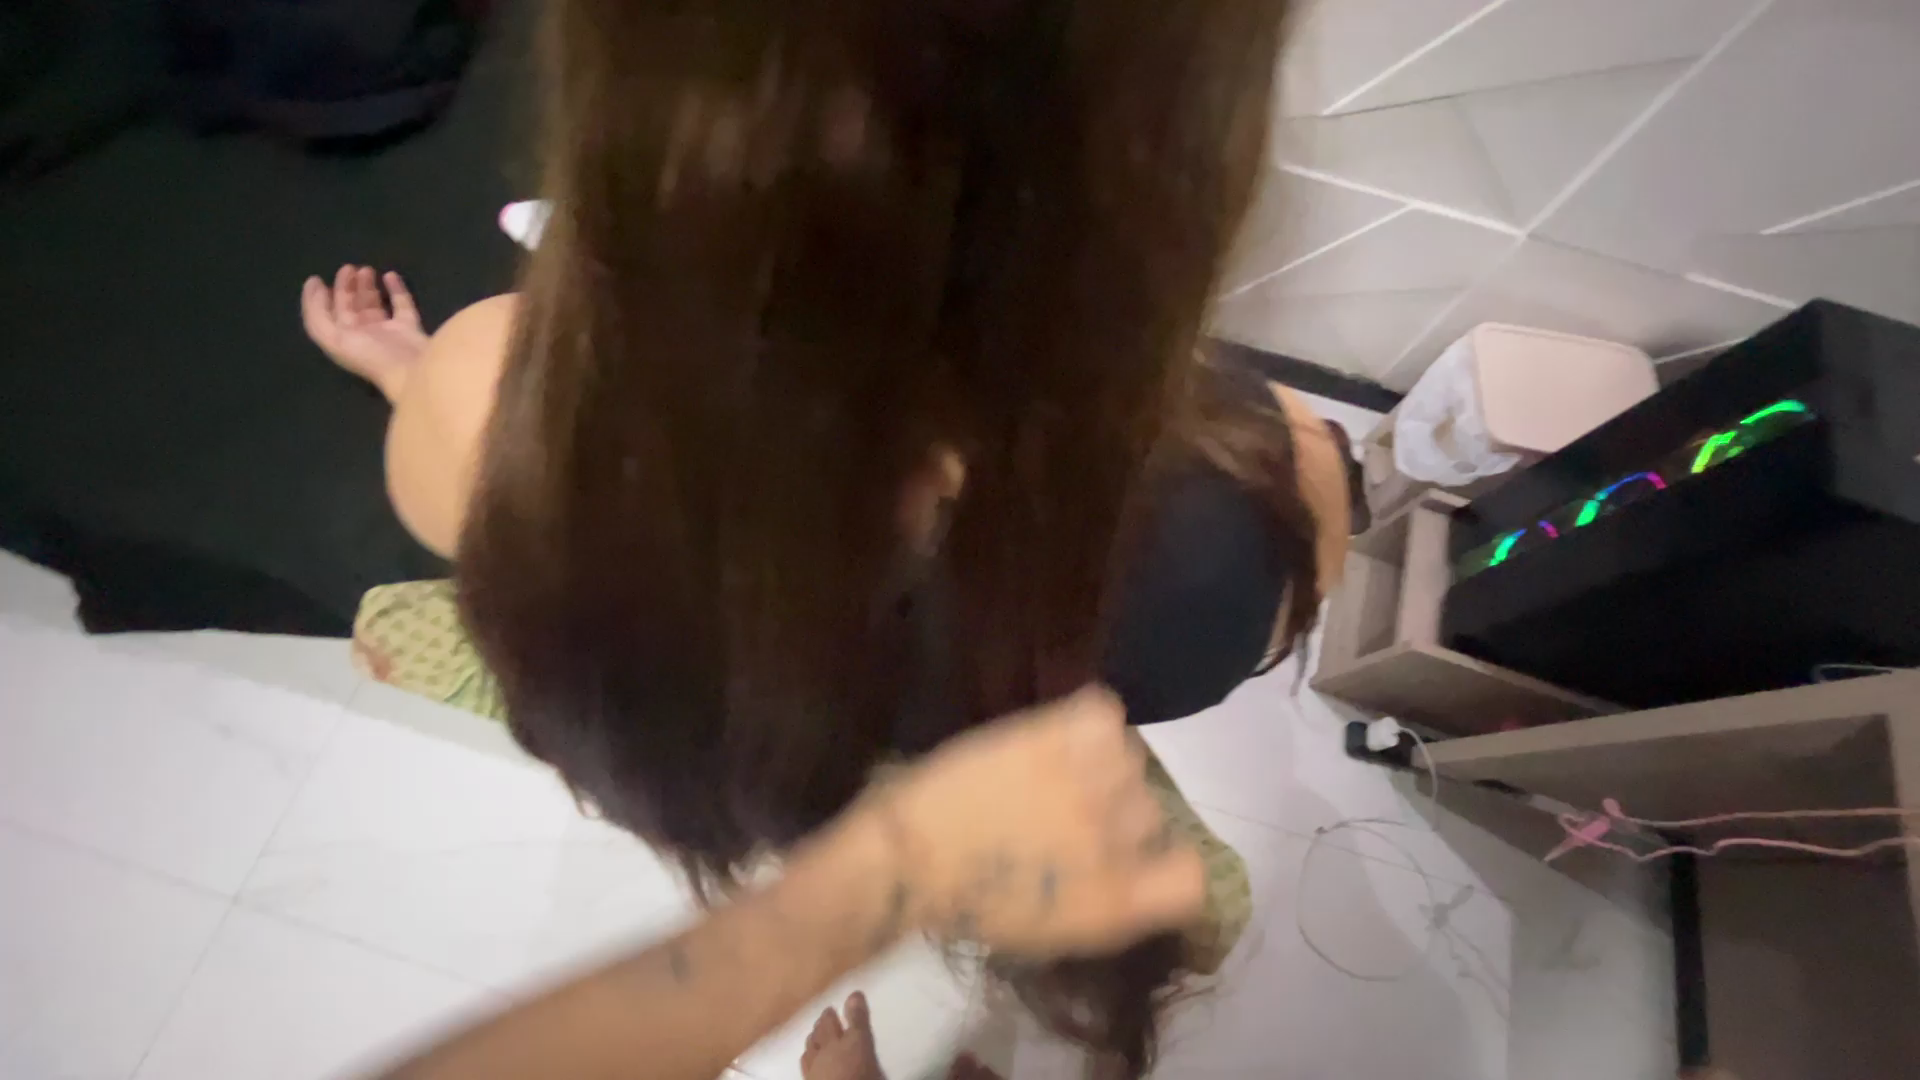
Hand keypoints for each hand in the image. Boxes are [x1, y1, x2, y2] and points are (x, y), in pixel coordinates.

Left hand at [301, 265, 429, 398]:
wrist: (413, 372)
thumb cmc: (369, 356)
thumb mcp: (330, 337)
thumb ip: (316, 313)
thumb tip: (317, 285)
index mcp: (343, 338)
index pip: (329, 314)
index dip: (320, 297)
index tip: (317, 278)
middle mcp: (364, 334)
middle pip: (351, 306)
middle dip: (346, 287)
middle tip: (348, 268)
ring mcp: (389, 331)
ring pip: (375, 304)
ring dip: (367, 286)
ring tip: (366, 270)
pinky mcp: (410, 328)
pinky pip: (403, 305)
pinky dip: (397, 290)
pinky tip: (390, 276)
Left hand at [867, 686, 1204, 956]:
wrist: (910, 860)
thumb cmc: (971, 900)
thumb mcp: (1056, 927)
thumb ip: (1109, 894)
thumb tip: (1137, 861)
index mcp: (1116, 903)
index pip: (1190, 876)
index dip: (1170, 857)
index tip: (1141, 850)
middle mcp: (1111, 842)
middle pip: (1154, 809)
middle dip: (1120, 809)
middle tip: (1076, 806)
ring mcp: (1082, 786)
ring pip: (1131, 756)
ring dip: (1103, 762)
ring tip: (1065, 766)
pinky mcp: (1049, 741)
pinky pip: (1103, 710)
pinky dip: (1090, 717)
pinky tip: (1064, 732)